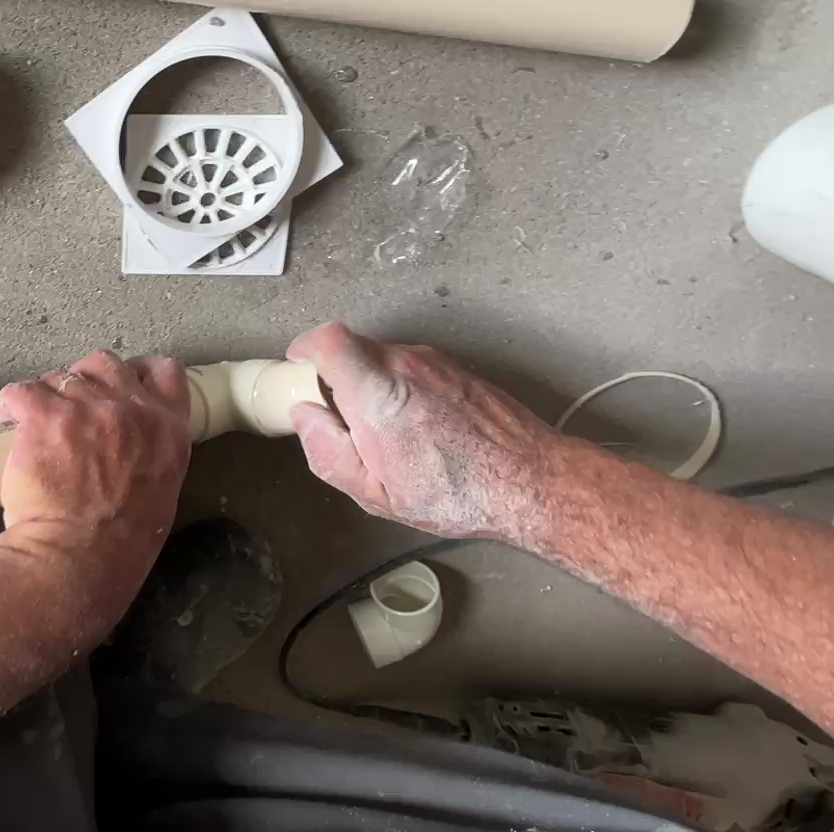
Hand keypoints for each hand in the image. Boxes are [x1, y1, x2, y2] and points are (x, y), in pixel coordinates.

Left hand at [0, 351, 191, 625]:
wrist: (77, 560)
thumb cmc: (118, 544)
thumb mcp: (160, 491)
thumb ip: (150, 451)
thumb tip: (126, 437)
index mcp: (167, 430)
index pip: (163, 372)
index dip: (136, 374)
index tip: (117, 388)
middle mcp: (132, 409)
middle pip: (104, 364)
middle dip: (84, 382)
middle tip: (69, 413)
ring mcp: (87, 407)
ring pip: (59, 376)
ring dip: (47, 397)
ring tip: (37, 432)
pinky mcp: (44, 413)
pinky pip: (20, 391)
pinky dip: (12, 407)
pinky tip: (11, 432)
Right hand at [285, 322, 572, 539]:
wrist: (534, 482)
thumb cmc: (455, 494)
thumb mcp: (375, 493)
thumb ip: (326, 451)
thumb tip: (304, 415)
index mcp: (378, 393)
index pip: (328, 339)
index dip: (305, 347)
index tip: (299, 370)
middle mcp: (404, 364)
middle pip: (349, 348)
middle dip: (334, 376)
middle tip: (342, 417)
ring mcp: (432, 361)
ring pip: (379, 356)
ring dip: (368, 382)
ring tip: (386, 428)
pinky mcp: (452, 366)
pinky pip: (407, 365)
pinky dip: (397, 385)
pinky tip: (416, 424)